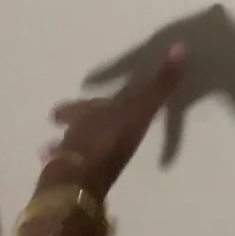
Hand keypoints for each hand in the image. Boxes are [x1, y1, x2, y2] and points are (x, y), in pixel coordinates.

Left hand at [43, 44, 185, 198]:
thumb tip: (179, 46)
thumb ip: (160, 85)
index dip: (68, 108)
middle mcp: (72, 135)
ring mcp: (64, 163)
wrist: (82, 185)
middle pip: (65, 131)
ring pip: (61, 156)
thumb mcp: (141, 109)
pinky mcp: (66, 189)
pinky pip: (67, 180)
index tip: (56, 110)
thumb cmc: (110, 139)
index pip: (74, 107)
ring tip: (62, 163)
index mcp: (86, 114)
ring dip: (62, 157)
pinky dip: (71, 179)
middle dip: (63, 132)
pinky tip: (77, 185)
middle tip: (55, 136)